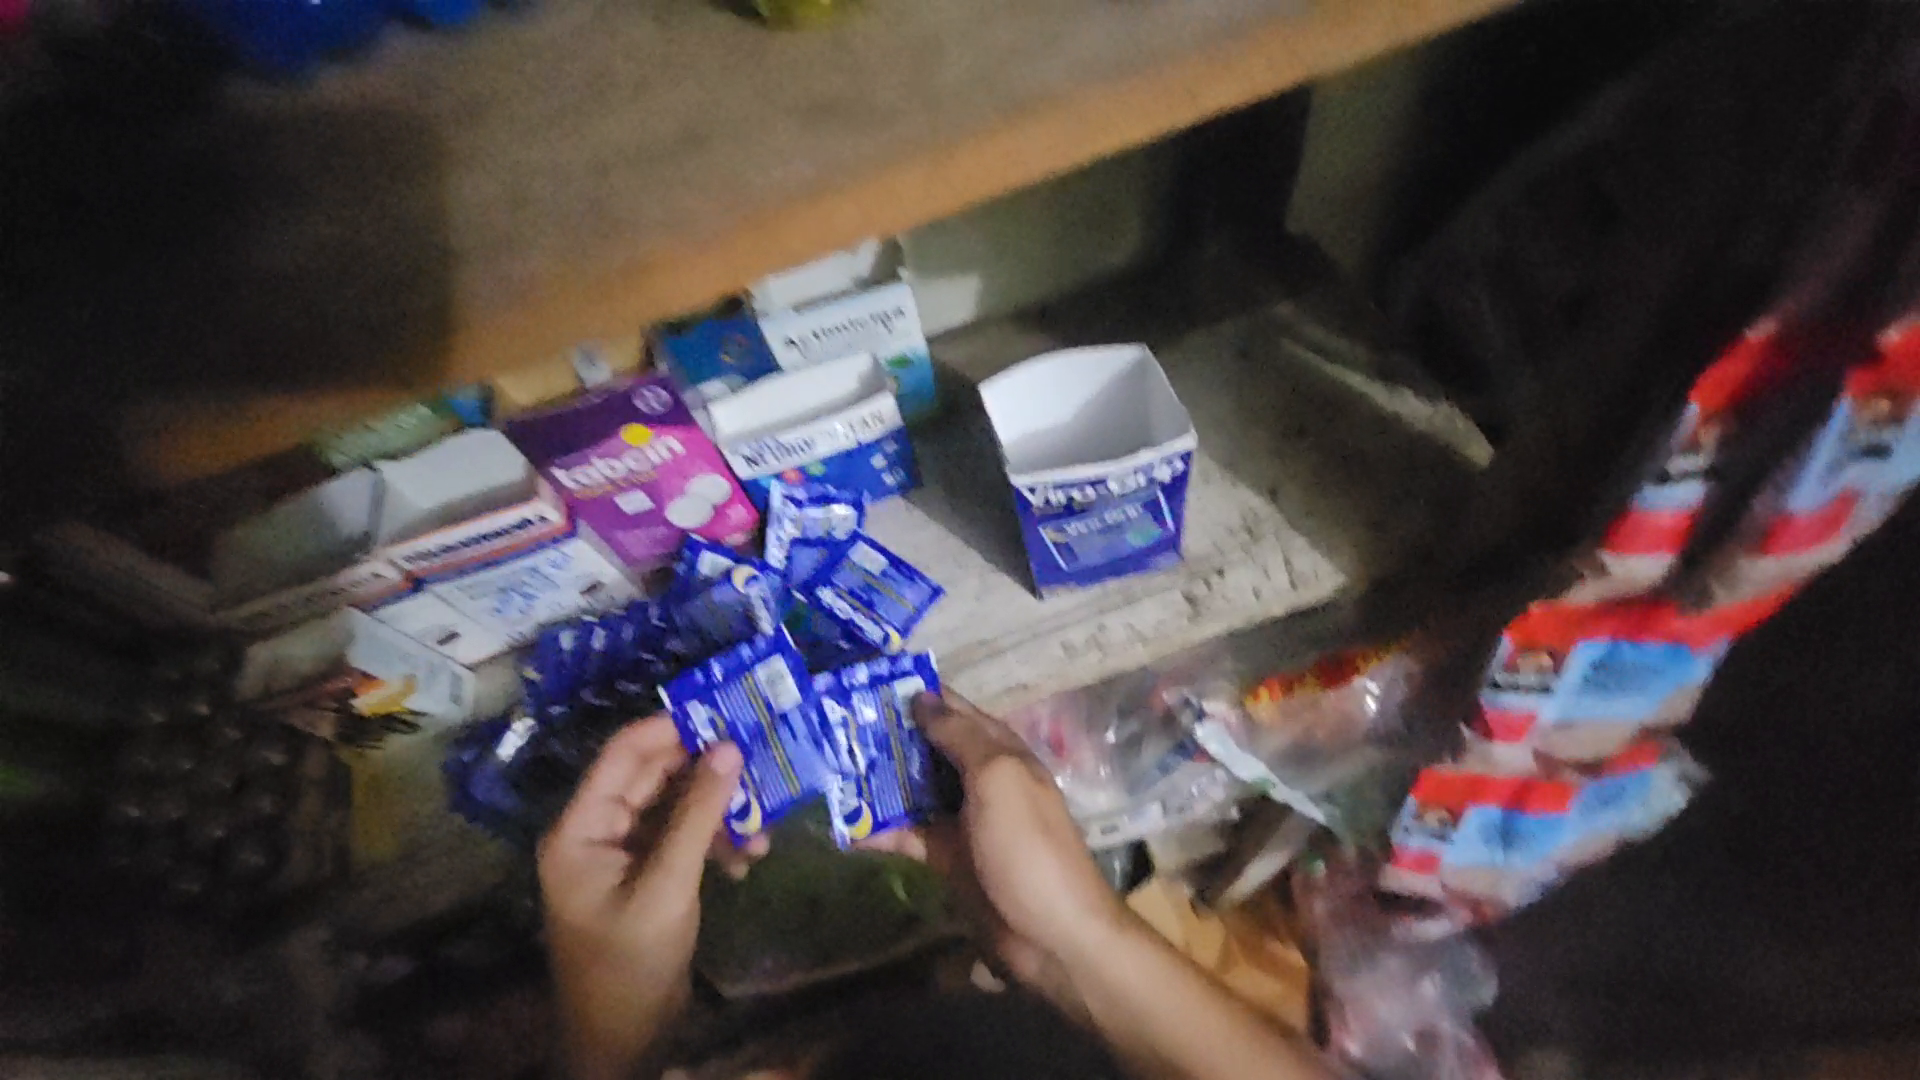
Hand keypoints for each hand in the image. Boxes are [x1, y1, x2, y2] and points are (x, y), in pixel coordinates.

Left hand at [537, 716, 743, 1079]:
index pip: (624, 754)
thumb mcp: (668, 884)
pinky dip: (717, 838)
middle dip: (707, 768)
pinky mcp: (650, 870)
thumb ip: (697, 814)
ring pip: (678, 803)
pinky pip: (686, 834)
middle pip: (656, 775)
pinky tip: (748, 856)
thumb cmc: (631, 963)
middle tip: (757, 752)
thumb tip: (730, 747)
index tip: (725, 712)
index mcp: (582, 827)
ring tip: (761, 820)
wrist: (625, 1041)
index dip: (671, 727)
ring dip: (720, 809)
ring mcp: (626, 851)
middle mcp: (600, 829)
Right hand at [867, 693, 1131, 1008]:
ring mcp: (962, 817)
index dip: (915, 695)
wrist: (1051, 934)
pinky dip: (879, 831)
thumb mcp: (998, 778)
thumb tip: (922, 698)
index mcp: (998, 750)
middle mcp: (979, 777)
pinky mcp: (947, 856)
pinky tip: (844, 827)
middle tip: (836, 728)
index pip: (952, 709)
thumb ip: (960, 737)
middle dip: (887, 737)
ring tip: (829, 769)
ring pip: (913, 788)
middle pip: (927, 747)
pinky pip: (908, 834)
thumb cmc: (1027, 845)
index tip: (866, 685)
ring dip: (877, 781)